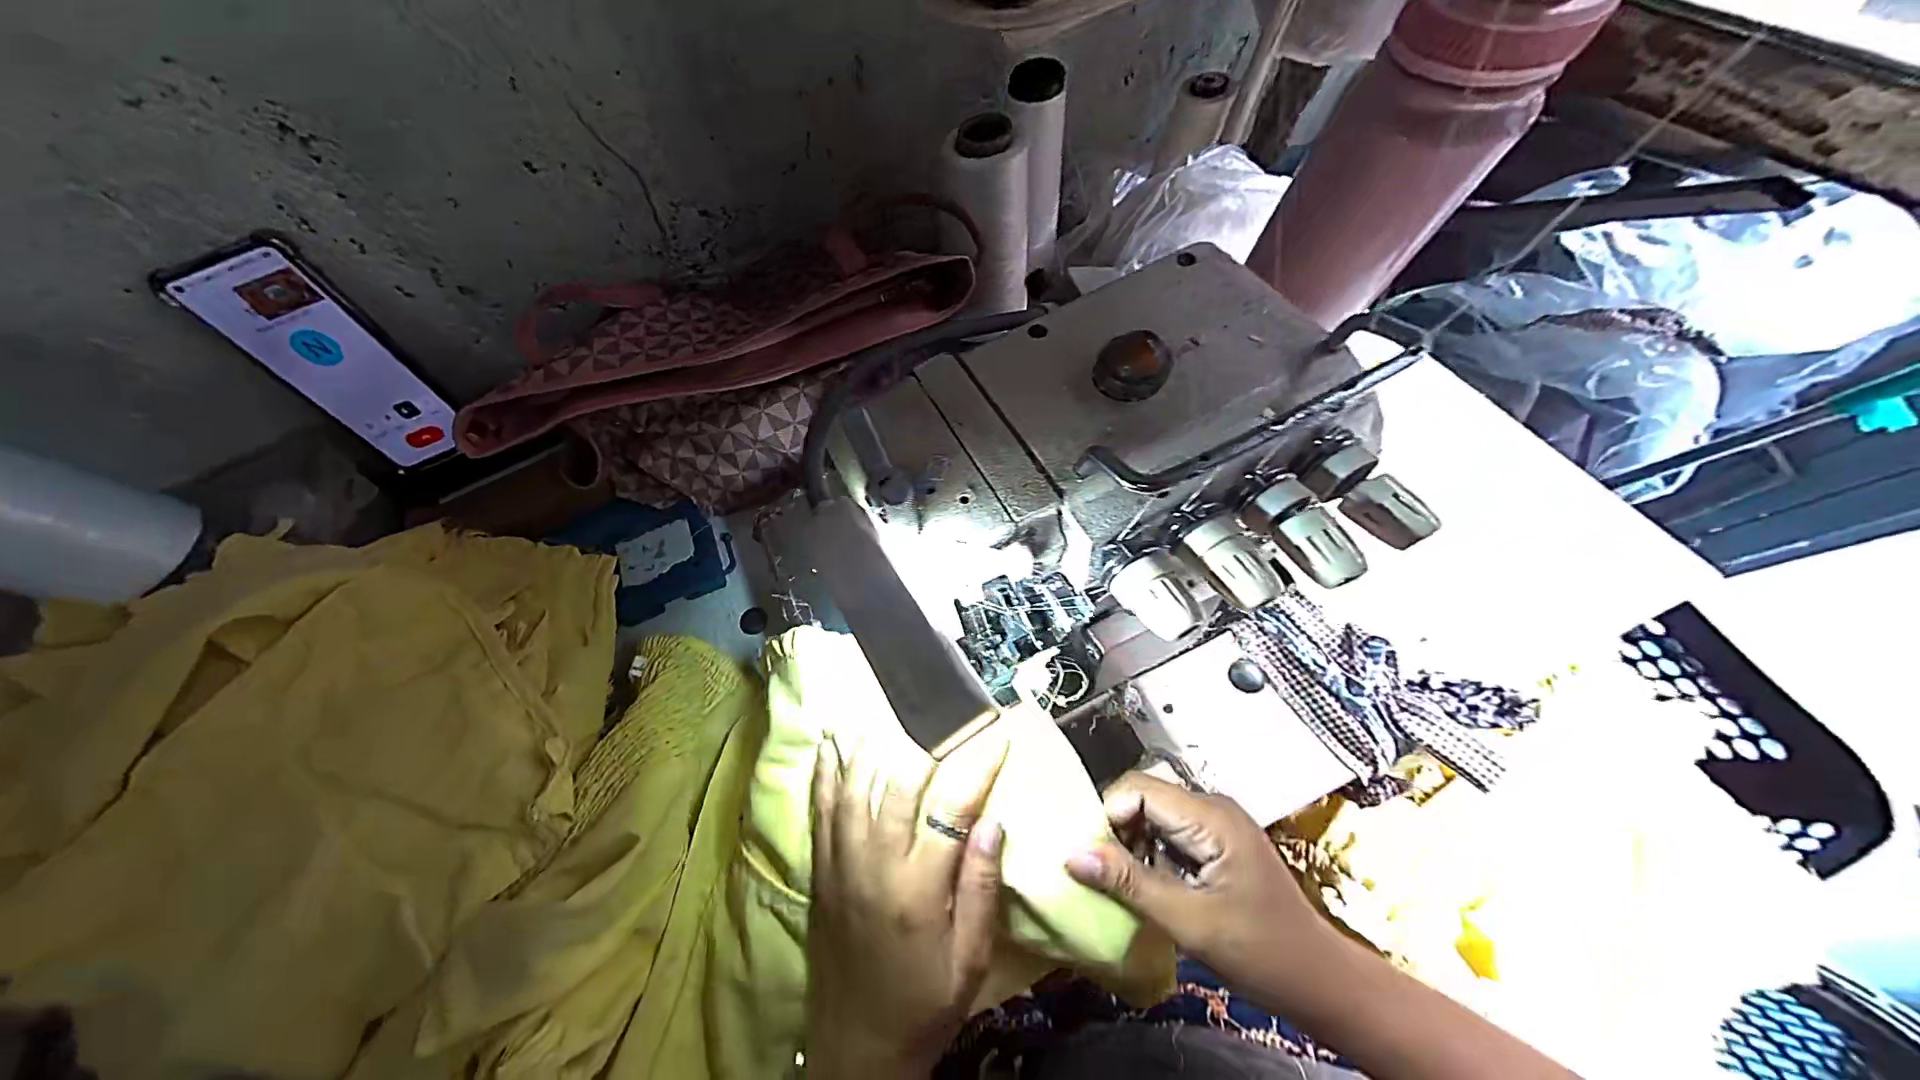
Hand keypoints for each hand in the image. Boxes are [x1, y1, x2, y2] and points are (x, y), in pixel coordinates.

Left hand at [805, 738, 1006, 1077]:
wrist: (857, 1048)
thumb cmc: (923, 1004)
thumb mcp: (969, 959)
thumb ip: (980, 888)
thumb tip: (992, 822)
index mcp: (918, 889)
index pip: (951, 809)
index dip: (977, 769)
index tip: (997, 740)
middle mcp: (874, 867)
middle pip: (898, 787)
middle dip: (927, 747)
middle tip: (947, 721)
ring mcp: (841, 866)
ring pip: (853, 791)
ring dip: (869, 749)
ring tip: (887, 716)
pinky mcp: (820, 873)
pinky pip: (819, 813)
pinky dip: (825, 776)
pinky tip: (829, 747)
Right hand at [1067, 773, 1582, 1079]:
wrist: (1321, 979)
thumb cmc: (1260, 952)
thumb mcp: (1189, 921)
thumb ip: (1129, 883)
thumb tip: (1071, 855)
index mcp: (1209, 816)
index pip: (1138, 788)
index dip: (1109, 817)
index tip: (1094, 858)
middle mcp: (1212, 807)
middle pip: (1144, 796)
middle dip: (1117, 830)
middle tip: (1105, 874)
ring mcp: (1216, 822)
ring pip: (1153, 813)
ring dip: (1132, 843)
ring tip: (1126, 883)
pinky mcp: (1216, 840)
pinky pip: (1169, 831)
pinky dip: (1151, 853)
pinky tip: (1151, 885)